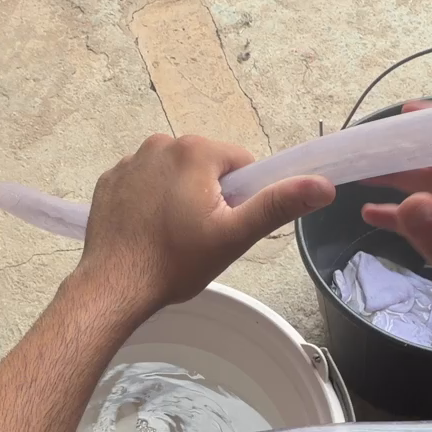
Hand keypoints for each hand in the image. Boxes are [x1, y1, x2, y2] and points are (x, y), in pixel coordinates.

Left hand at [74, 133, 333, 312]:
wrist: (114, 286)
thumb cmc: (175, 263)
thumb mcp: (234, 237)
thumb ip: (277, 205)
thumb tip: (323, 185)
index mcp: (195, 151)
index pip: (240, 163)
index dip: (241, 197)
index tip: (225, 226)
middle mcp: (160, 144)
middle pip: (205, 167)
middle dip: (208, 196)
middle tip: (198, 236)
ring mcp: (129, 162)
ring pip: (173, 174)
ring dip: (178, 197)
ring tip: (170, 237)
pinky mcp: (109, 181)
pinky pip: (142, 183)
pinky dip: (148, 202)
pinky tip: (146, 231)